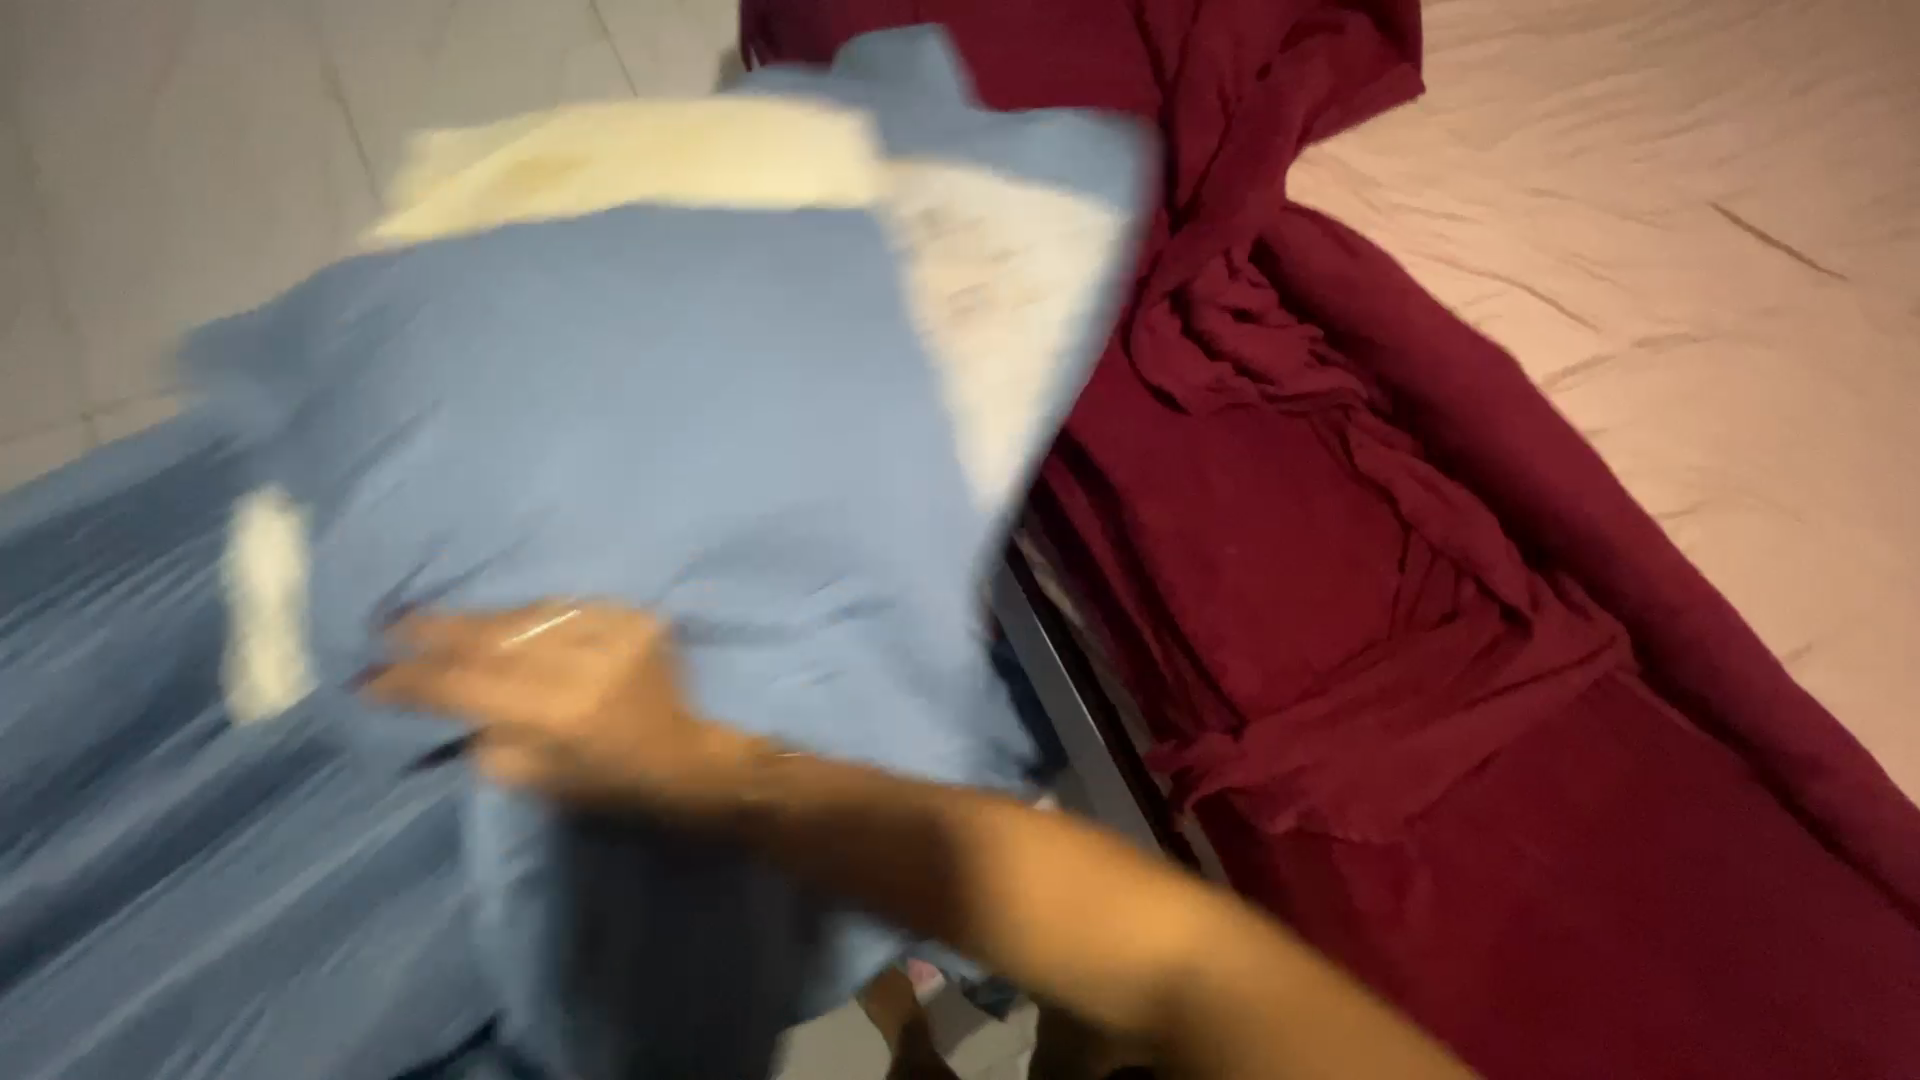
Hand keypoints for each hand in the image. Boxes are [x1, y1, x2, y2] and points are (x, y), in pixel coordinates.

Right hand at [364, 602, 752, 812]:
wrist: (695, 754)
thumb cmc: (620, 782)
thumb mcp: (545, 779)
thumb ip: (492, 739)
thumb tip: (449, 704)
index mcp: (560, 710)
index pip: (467, 684)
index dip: (413, 680)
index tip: (370, 677)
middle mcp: (587, 661)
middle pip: (496, 635)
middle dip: (437, 630)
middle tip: (390, 625)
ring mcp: (618, 632)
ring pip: (532, 612)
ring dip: (483, 616)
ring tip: (440, 618)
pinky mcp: (639, 618)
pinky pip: (571, 606)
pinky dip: (535, 612)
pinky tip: (508, 615)